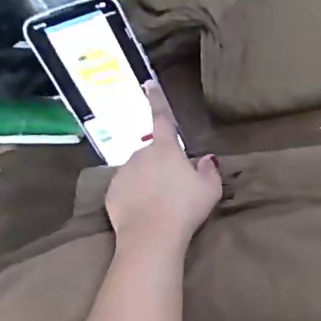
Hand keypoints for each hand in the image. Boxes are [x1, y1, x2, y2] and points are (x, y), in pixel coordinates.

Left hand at [104, 82, 221, 250]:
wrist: (151, 236)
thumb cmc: (185, 208)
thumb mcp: (210, 190)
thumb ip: (209, 170)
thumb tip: (206, 160)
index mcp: (166, 149)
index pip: (162, 119)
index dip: (157, 100)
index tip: (148, 83)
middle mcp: (140, 155)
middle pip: (153, 153)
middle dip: (162, 165)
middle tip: (176, 189)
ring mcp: (122, 173)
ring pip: (138, 172)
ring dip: (148, 181)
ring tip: (161, 205)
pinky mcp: (111, 193)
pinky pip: (126, 189)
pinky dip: (135, 196)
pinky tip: (146, 213)